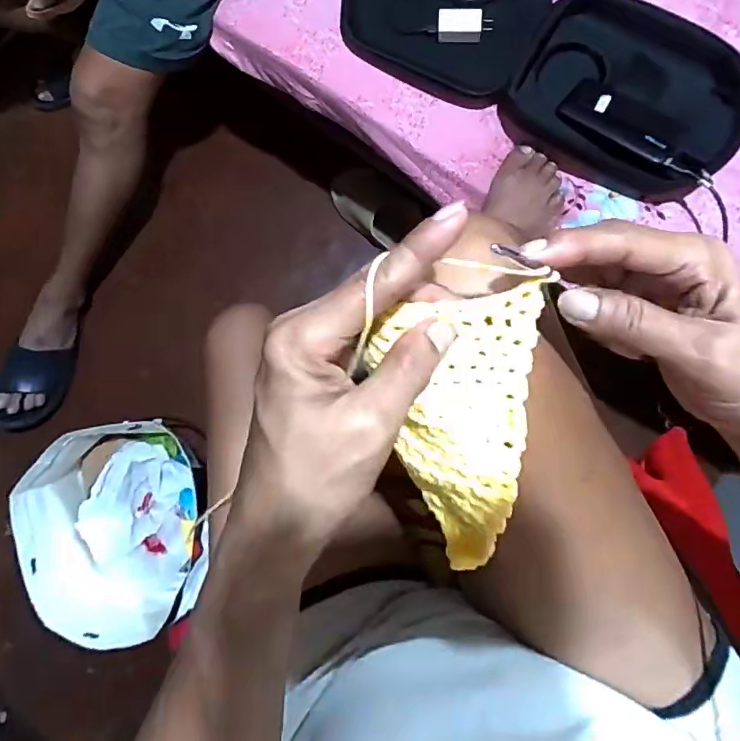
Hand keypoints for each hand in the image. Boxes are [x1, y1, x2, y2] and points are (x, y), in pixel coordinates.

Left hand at [236, 201, 469, 551]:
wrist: (276, 527)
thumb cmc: (318, 480)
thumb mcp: (370, 425)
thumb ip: (409, 368)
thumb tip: (445, 322)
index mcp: (300, 336)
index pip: (370, 285)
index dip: (418, 249)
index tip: (453, 214)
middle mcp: (296, 327)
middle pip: (367, 289)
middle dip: (418, 277)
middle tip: (464, 271)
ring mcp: (302, 342)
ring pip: (366, 307)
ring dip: (409, 301)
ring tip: (451, 294)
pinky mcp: (313, 359)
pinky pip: (359, 330)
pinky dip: (393, 326)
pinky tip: (421, 321)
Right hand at [521, 221, 739, 448]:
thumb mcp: (699, 353)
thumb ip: (633, 322)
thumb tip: (566, 298)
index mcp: (697, 257)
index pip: (625, 242)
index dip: (574, 244)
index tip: (529, 253)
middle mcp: (674, 260)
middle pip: (606, 249)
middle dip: (566, 259)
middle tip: (518, 270)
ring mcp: (660, 283)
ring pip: (600, 273)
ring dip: (579, 290)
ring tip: (572, 315)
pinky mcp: (648, 307)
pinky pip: (605, 300)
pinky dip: (598, 317)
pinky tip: (622, 347)